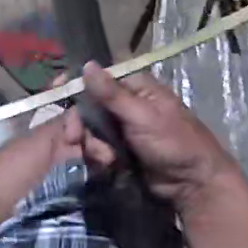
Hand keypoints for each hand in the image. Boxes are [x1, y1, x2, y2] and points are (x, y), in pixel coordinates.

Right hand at [64, 62, 243, 208]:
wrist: (191, 184)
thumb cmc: (173, 142)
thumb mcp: (142, 116)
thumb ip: (112, 94)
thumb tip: (87, 64)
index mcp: (136, 86)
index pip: (98, 77)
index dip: (77, 84)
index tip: (55, 91)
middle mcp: (127, 103)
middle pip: (89, 105)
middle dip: (80, 123)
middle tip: (73, 139)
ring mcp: (122, 127)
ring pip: (90, 129)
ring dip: (91, 144)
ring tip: (105, 159)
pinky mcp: (120, 150)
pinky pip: (98, 147)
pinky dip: (98, 155)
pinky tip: (107, 165)